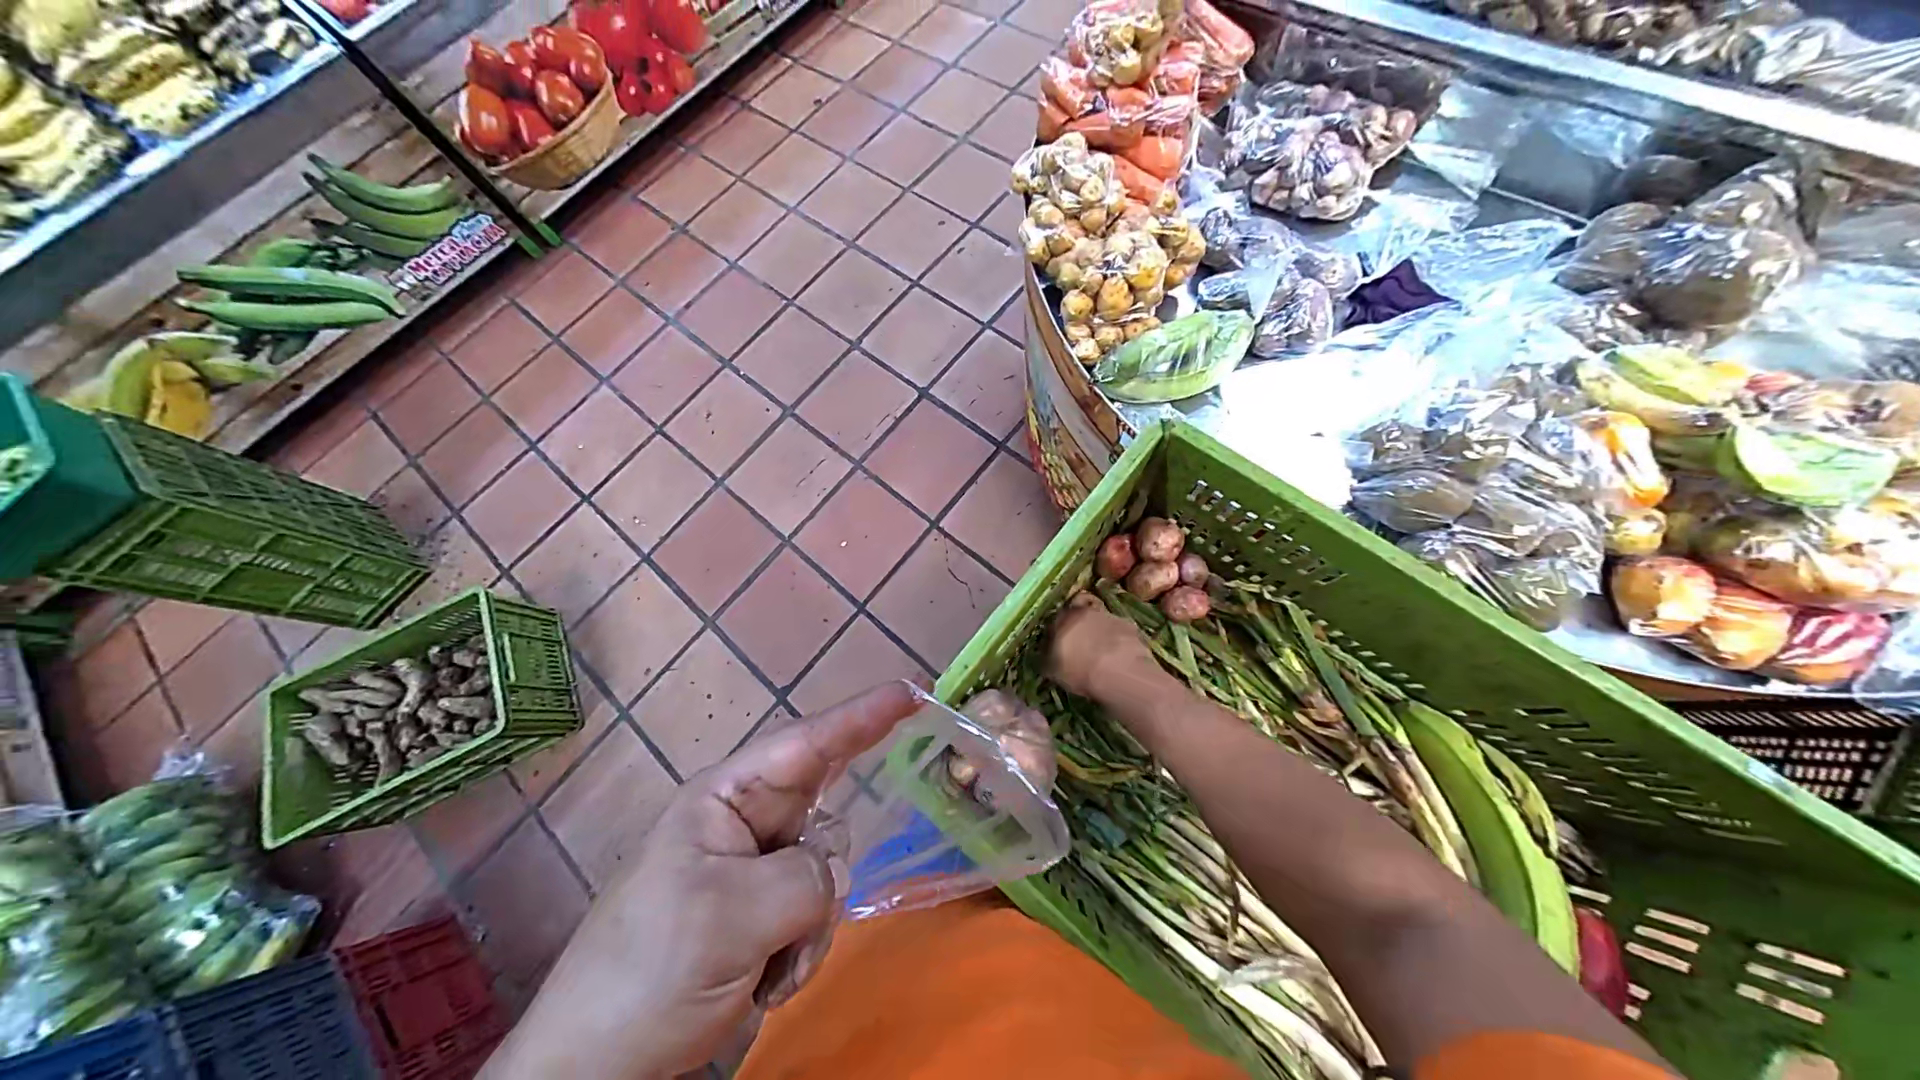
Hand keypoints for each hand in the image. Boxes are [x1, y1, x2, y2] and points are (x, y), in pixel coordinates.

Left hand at [480, 682, 919, 1079]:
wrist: (596, 1067)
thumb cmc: (648, 969)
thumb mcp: (727, 914)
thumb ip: (804, 877)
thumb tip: (831, 870)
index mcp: (726, 798)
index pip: (807, 742)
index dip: (863, 714)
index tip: (913, 691)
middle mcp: (746, 824)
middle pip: (822, 813)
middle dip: (821, 866)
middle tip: (796, 912)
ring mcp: (755, 872)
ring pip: (826, 872)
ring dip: (809, 924)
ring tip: (764, 965)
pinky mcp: (763, 916)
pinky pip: (815, 914)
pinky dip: (802, 949)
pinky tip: (764, 981)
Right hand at [1046, 591, 1161, 702]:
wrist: (1118, 673)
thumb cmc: (1078, 669)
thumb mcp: (1051, 669)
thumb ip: (1046, 656)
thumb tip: (1045, 654)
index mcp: (1064, 617)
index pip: (1058, 615)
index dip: (1059, 627)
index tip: (1060, 639)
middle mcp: (1087, 611)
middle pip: (1082, 614)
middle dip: (1082, 627)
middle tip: (1082, 646)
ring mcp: (1111, 617)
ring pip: (1103, 622)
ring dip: (1102, 634)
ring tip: (1102, 656)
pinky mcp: (1132, 628)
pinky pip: (1121, 633)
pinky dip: (1119, 643)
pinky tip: (1119, 659)